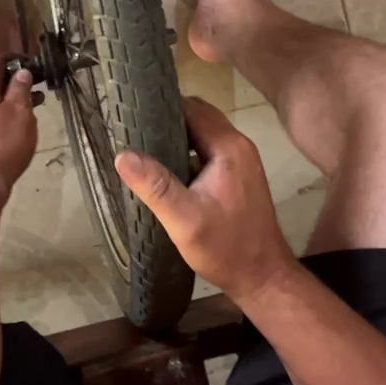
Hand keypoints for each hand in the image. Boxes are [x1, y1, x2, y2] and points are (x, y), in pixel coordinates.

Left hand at [0, 55, 38, 209]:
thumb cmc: (3, 143)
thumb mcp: (19, 111)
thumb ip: (21, 88)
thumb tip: (22, 72)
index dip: (12, 60)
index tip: (31, 63)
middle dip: (14, 80)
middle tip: (37, 84)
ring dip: (10, 98)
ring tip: (35, 103)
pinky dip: (3, 113)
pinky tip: (20, 122)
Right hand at [115, 97, 298, 302]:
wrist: (263, 277)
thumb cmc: (225, 248)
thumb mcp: (184, 219)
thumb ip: (155, 186)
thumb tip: (122, 155)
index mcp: (228, 147)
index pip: (192, 109)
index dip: (163, 107)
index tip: (133, 113)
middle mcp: (239, 145)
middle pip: (200, 116)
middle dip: (169, 118)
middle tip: (134, 130)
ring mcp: (242, 160)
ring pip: (205, 133)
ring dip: (179, 135)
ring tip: (145, 147)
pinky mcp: (240, 175)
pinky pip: (210, 149)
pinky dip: (190, 151)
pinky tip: (167, 169)